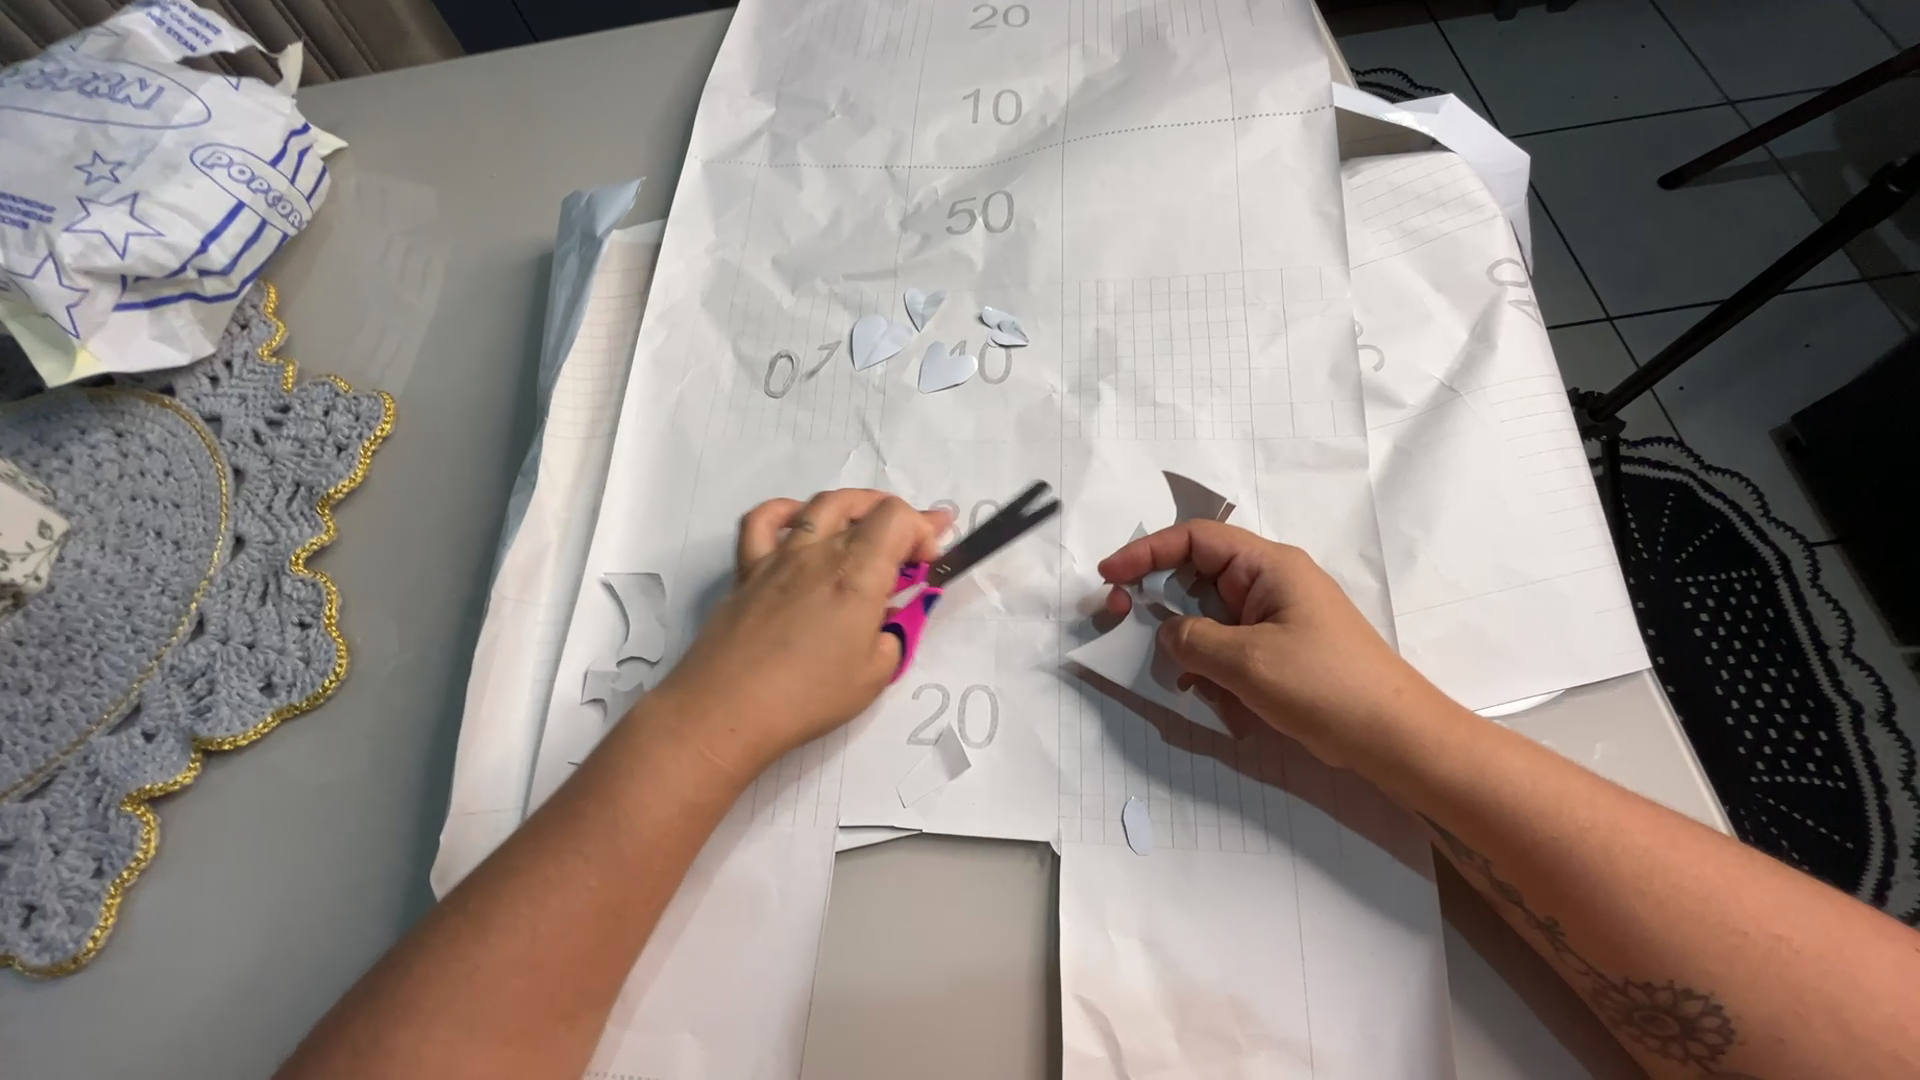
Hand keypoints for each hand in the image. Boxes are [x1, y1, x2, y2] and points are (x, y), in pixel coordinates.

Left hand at [645, 489, 949, 780]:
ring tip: (865, 528)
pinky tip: (801, 525)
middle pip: (865, 506)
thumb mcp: (875, 674)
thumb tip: (886, 620)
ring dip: (854, 507)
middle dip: (899, 518)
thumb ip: (892, 636)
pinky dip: (787, 512)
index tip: (929, 563)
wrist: (727, 710)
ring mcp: (779, 557)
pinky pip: (763, 521)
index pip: (897, 517)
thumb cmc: (809, 697)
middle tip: (913, 544)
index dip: (923, 530)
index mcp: (857, 574)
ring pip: (820, 505)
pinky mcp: (748, 571)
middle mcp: (819, 553)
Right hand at [1099, 520, 1457, 768]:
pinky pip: (1224, 641)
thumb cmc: (1325, 686)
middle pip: (1196, 572)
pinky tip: (1195, 687)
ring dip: (1178, 634)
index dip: (1144, 551)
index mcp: (1267, 566)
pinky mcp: (1276, 648)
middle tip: (1118, 618)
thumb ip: (1191, 639)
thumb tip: (1168, 634)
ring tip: (1161, 664)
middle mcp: (1268, 582)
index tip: (1108, 576)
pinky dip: (1202, 658)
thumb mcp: (1246, 661)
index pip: (1194, 539)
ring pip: (1206, 611)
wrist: (1395, 739)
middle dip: (1154, 594)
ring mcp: (1273, 616)